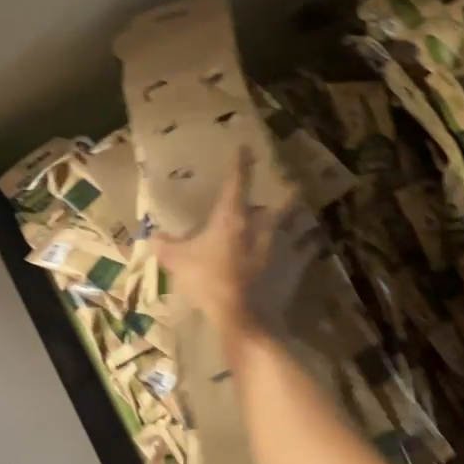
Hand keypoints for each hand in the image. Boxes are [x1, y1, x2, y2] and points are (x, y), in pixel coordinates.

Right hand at [156, 148, 318, 340]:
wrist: (240, 316)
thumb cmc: (206, 281)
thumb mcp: (176, 262)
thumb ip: (164, 246)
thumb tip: (151, 235)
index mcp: (231, 218)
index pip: (236, 183)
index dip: (239, 164)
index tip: (244, 148)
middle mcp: (259, 227)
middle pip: (278, 204)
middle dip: (285, 192)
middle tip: (292, 183)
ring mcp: (279, 248)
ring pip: (294, 225)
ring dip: (298, 217)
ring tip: (304, 211)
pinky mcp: (291, 269)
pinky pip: (304, 253)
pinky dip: (308, 247)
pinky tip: (312, 244)